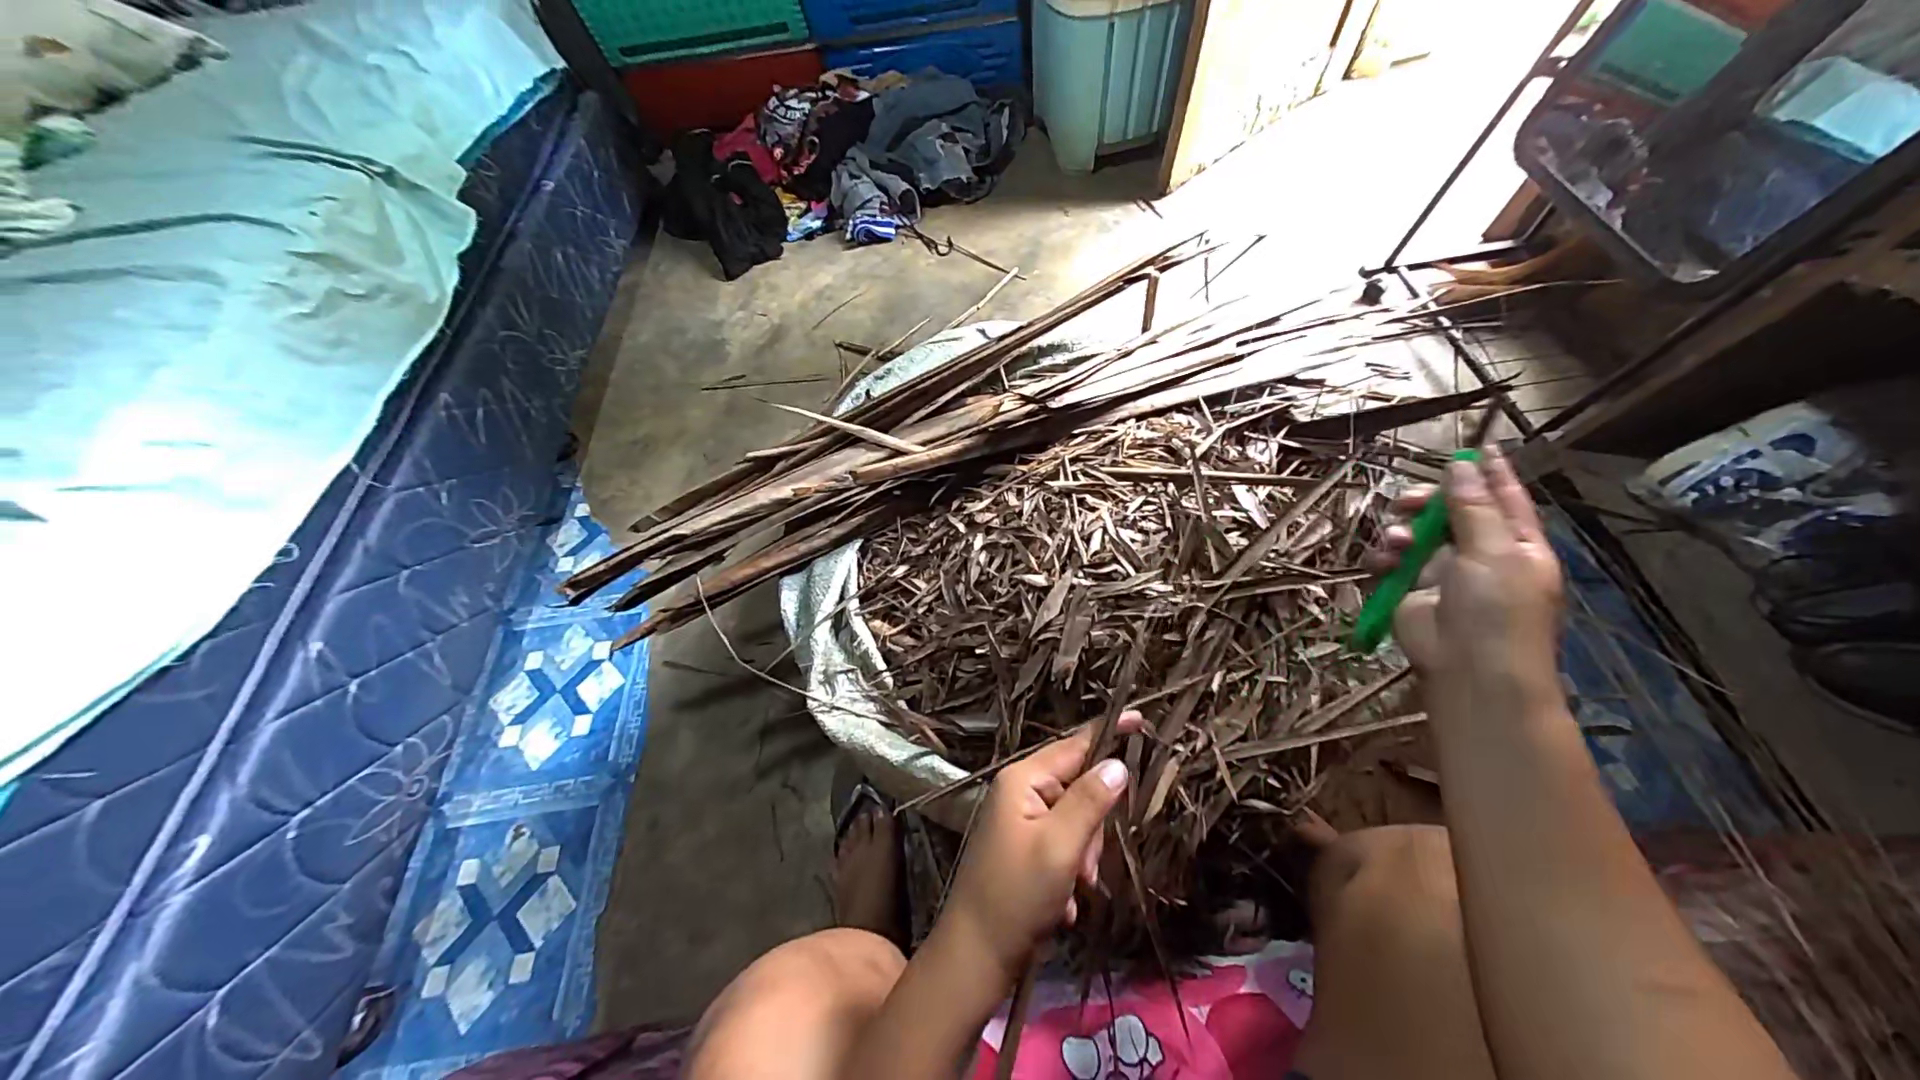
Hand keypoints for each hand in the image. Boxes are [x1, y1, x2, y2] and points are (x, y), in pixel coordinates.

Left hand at [941, 712, 1141, 976]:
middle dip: (1093, 828)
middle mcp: (1020, 793)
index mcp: (1022, 780)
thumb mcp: (1059, 846)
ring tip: (1072, 887)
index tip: (1141, 721)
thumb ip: (1090, 801)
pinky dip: (1072, 872)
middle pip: (1081, 788)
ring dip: (1084, 856)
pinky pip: (1067, 846)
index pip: (1073, 745)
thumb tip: (1117, 763)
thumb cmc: (1016, 895)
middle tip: (1084, 865)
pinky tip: (1062, 901)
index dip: (1108, 733)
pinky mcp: (1027, 848)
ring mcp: (1022, 821)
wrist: (977, 955)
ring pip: (1079, 822)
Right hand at [1373, 448, 1562, 703]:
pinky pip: (1389, 562)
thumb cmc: (1497, 610)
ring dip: (1400, 531)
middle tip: (1407, 501)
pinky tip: (1384, 562)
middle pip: (1448, 511)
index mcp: (1514, 543)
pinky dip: (1382, 558)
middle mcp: (1478, 553)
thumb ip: (1474, 507)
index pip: (1504, 497)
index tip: (1477, 446)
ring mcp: (1441, 572)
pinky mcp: (1408, 590)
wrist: (1468, 669)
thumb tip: (1461, 465)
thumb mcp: (1494, 551)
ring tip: (1397, 542)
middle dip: (1426, 502)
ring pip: (1413, 534)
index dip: (1490, 472)